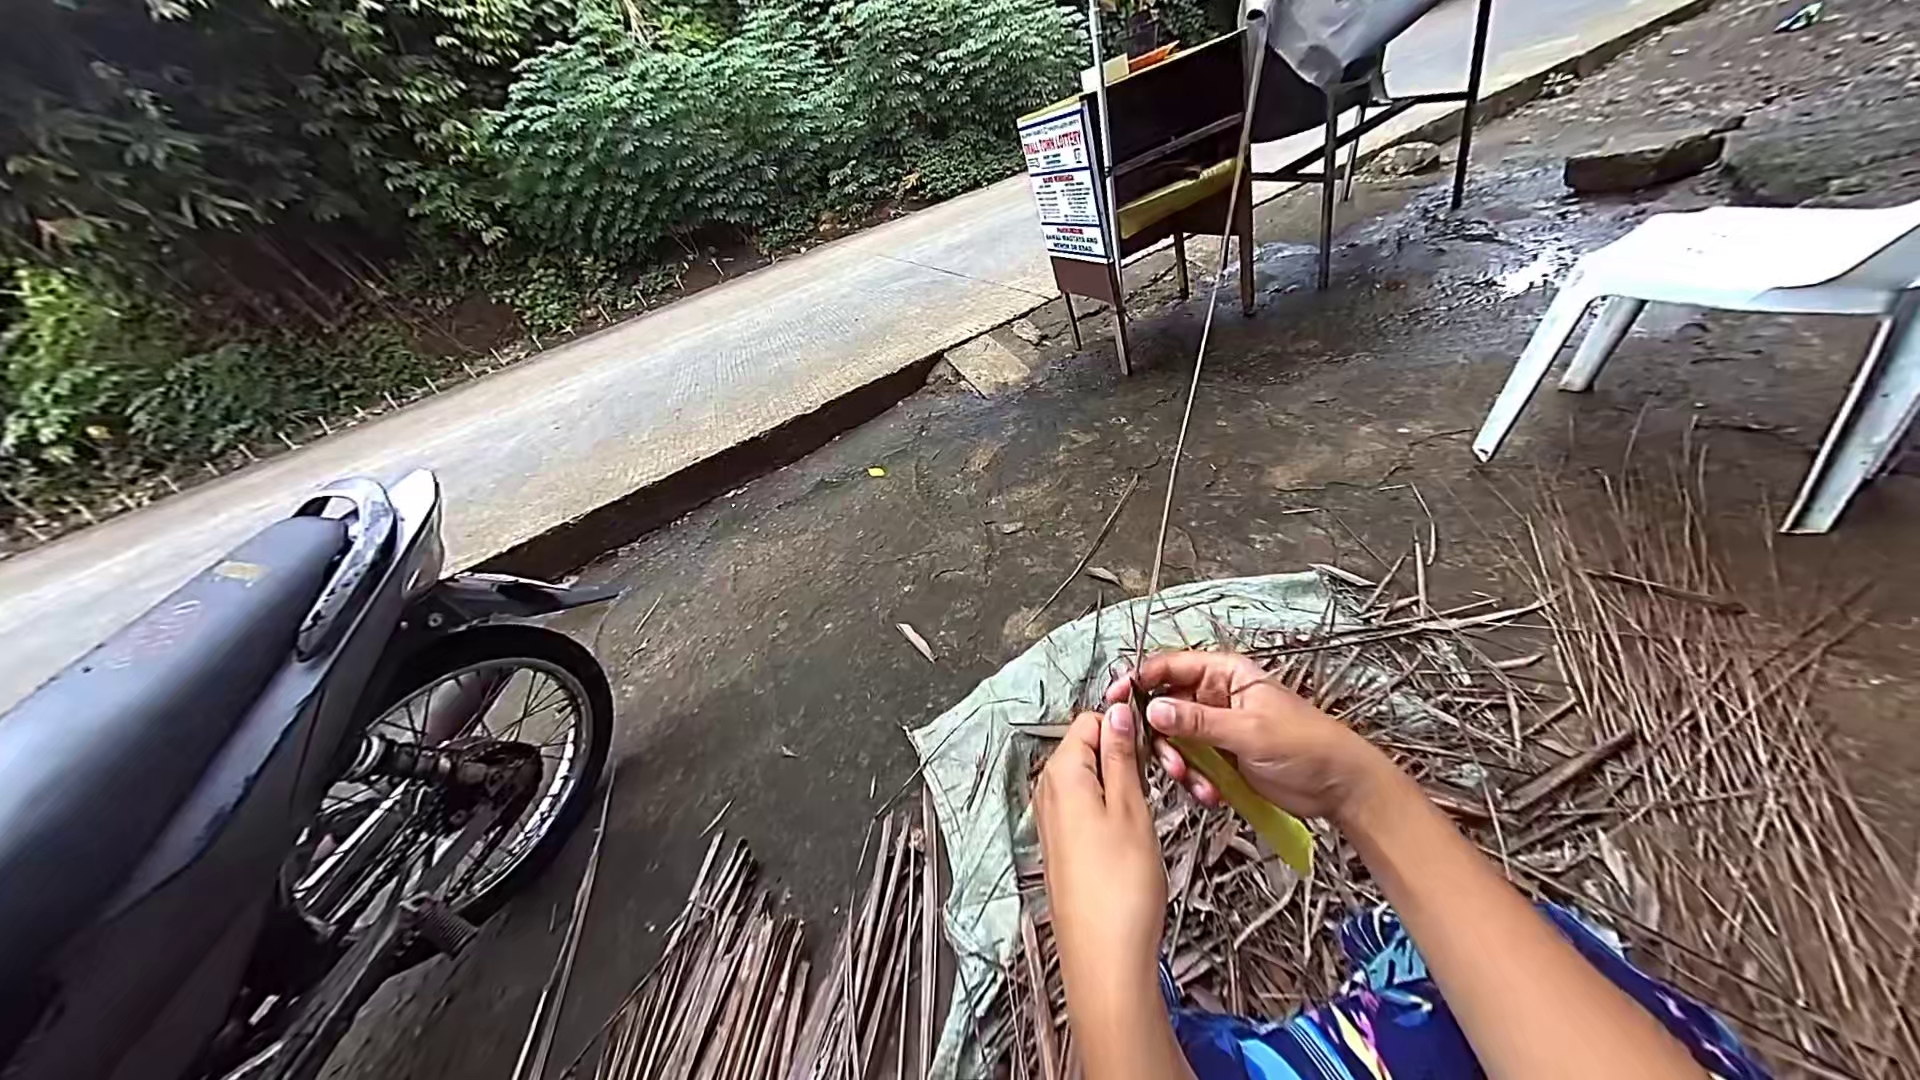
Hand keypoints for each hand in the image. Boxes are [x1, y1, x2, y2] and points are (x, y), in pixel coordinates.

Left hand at [1034, 704, 1166, 1003]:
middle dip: (1123, 755)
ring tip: (1144, 814)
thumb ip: (1121, 753)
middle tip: (1154, 782)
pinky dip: (1108, 805)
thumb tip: (1117, 712)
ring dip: (1119, 782)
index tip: (1151, 746)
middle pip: (1088, 746)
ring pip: (1089, 775)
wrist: (1103, 959)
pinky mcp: (1061, 839)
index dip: (1124, 727)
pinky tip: (1129, 833)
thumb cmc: (1119, 889)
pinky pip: (1084, 802)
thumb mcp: (1130, 807)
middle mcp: (1048, 788)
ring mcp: (1052, 815)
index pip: (1091, 719)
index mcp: (1061, 771)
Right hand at [1108, 650, 1392, 822]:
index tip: (1117, 698)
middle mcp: (1214, 695)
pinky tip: (1208, 792)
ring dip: (1176, 760)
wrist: (1341, 788)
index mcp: (1223, 673)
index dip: (1141, 680)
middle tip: (1162, 756)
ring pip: (1173, 736)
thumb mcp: (1248, 730)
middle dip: (1159, 733)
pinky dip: (1192, 777)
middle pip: (1165, 704)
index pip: (1170, 667)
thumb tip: (1153, 709)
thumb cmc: (1307, 744)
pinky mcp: (1218, 754)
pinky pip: (1189, 760)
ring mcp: (1214, 726)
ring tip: (1191, 779)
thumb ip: (1197, 720)